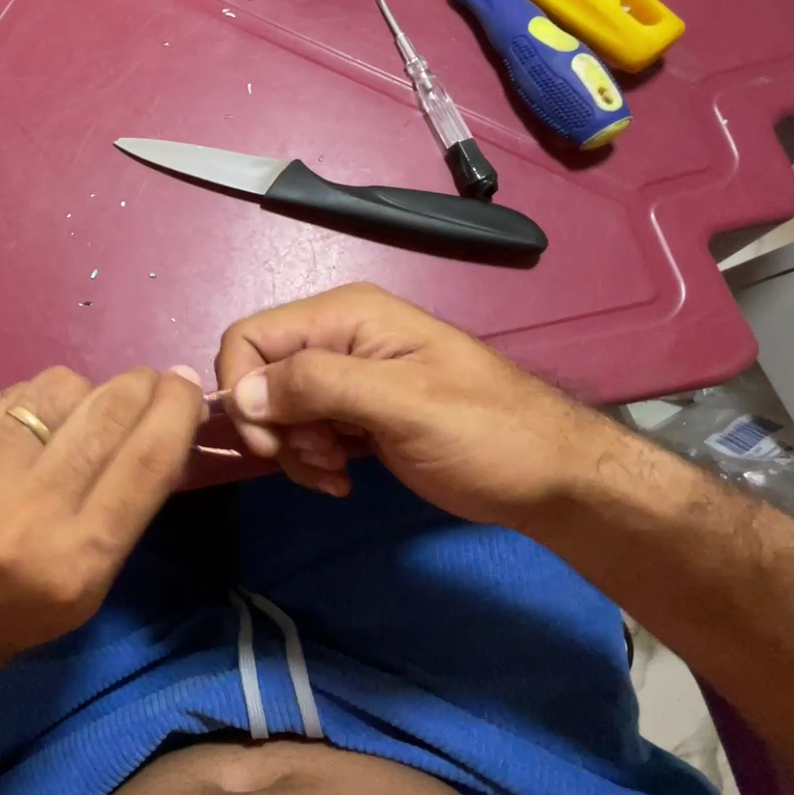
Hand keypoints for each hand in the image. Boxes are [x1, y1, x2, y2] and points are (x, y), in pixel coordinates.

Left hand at [0, 365, 203, 698]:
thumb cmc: (28, 606)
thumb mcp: (96, 576)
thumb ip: (130, 501)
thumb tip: (165, 422)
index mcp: (78, 557)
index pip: (145, 462)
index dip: (176, 411)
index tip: (188, 386)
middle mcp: (28, 511)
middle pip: (106, 414)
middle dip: (140, 385)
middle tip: (151, 382)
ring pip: (58, 388)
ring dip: (89, 389)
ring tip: (88, 409)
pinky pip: (14, 393)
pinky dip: (40, 397)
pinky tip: (41, 419)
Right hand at [214, 283, 636, 528]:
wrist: (551, 479)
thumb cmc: (487, 433)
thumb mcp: (403, 403)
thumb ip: (319, 386)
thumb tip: (242, 394)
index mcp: (344, 315)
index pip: (249, 337)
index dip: (243, 387)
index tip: (269, 440)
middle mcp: (335, 337)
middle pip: (259, 376)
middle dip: (275, 425)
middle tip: (319, 457)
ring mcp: (344, 375)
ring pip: (275, 409)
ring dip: (295, 449)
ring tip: (337, 471)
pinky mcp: (351, 411)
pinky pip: (301, 431)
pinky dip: (310, 460)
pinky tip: (343, 478)